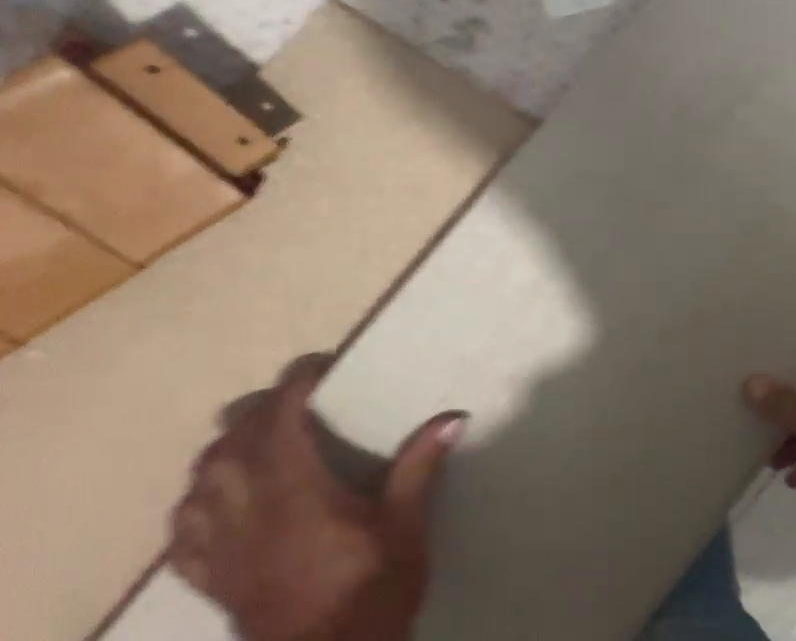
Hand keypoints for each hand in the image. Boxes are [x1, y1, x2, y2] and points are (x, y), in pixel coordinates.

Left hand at [168, 354, 466, 640]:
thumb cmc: (372, 589)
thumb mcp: (406, 526)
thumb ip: (418, 469)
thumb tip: (452, 418)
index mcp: (296, 492)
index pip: (279, 421)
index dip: (294, 385)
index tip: (319, 366)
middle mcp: (246, 511)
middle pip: (230, 444)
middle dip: (258, 411)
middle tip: (297, 402)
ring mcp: (221, 547)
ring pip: (199, 481)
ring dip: (224, 451)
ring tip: (257, 443)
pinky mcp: (210, 577)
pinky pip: (184, 530)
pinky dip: (197, 503)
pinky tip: (217, 502)